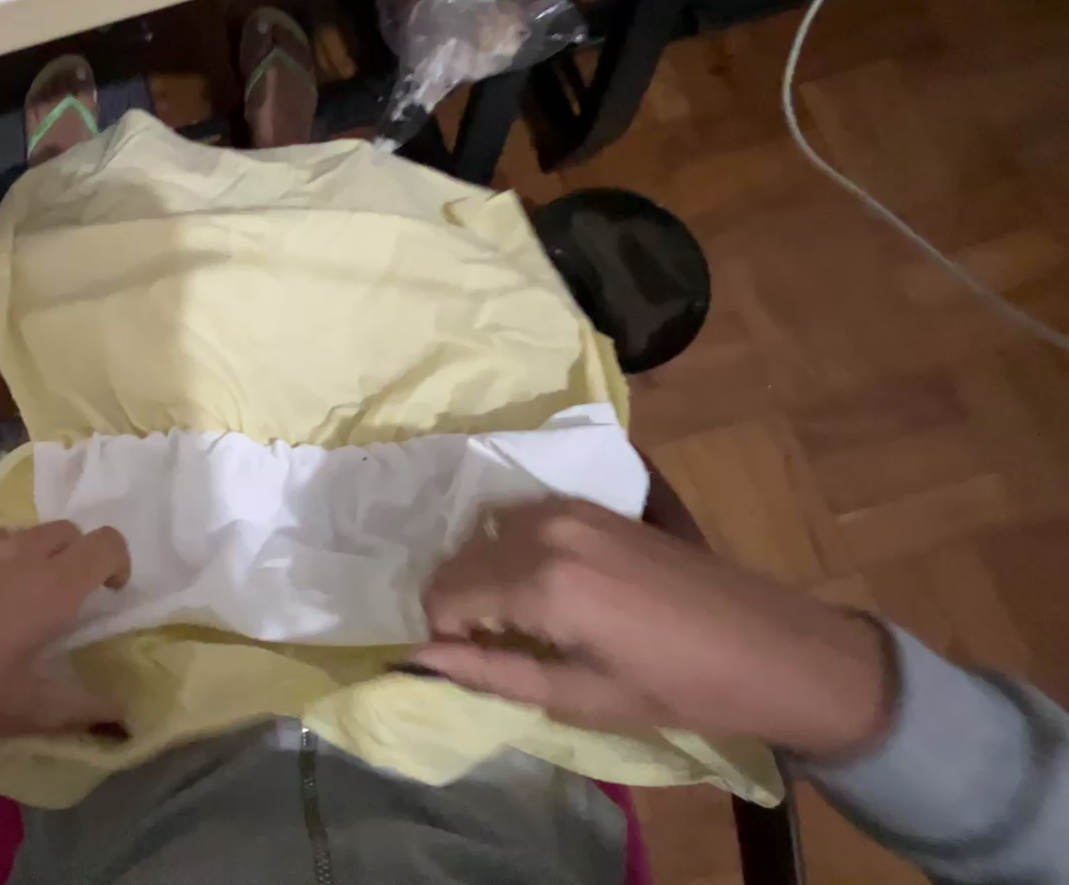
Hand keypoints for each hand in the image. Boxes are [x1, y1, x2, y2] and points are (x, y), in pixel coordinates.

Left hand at [0, 522, 130, 820]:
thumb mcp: (18, 714)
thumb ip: (79, 705)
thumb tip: (123, 712)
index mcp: (46, 589)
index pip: (106, 543)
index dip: (116, 562)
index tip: (107, 594)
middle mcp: (12, 551)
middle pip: (64, 532)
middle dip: (73, 559)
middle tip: (55, 605)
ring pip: (15, 534)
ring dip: (24, 559)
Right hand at [415, 498, 895, 757]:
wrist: (777, 648)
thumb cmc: (680, 688)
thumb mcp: (581, 697)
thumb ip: (491, 671)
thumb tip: (419, 655)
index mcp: (543, 586)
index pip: (446, 594)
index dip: (443, 630)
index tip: (471, 654)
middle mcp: (542, 533)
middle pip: (457, 561)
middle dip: (458, 602)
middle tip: (495, 639)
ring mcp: (563, 508)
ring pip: (480, 536)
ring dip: (481, 573)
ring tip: (521, 612)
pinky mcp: (583, 500)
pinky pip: (512, 518)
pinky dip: (506, 547)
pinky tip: (541, 579)